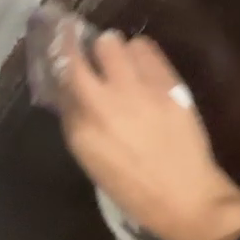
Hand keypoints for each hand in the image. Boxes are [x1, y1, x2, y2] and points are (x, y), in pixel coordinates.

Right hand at [55, 23, 239, 239]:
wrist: (184, 197)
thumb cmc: (131, 187)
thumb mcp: (91, 160)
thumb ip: (76, 123)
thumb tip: (68, 92)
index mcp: (81, 130)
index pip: (60, 84)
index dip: (57, 64)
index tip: (56, 49)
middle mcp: (104, 105)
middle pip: (78, 56)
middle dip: (75, 44)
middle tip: (80, 42)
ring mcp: (137, 91)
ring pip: (112, 43)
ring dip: (110, 47)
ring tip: (116, 58)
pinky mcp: (167, 84)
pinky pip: (146, 48)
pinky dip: (138, 51)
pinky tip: (139, 63)